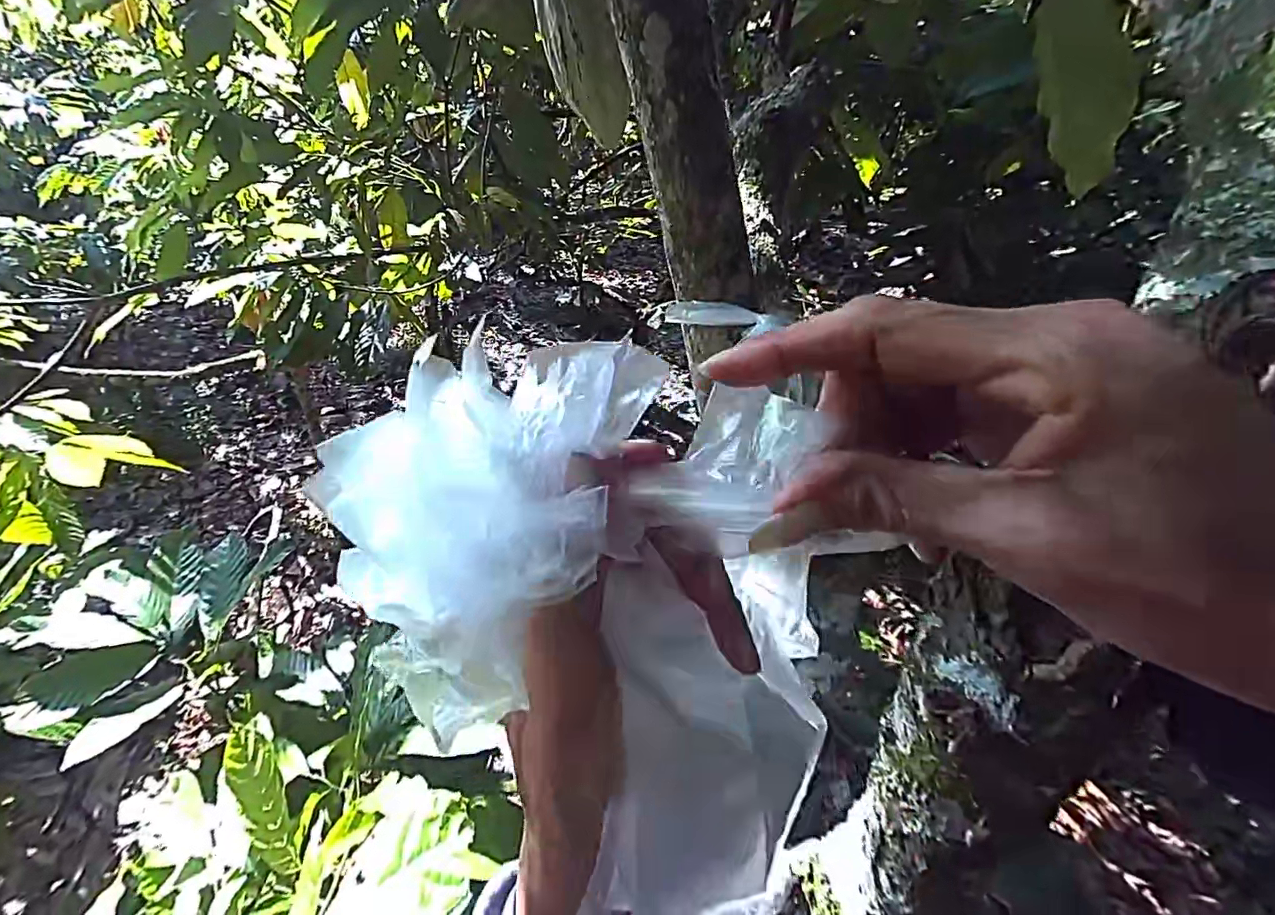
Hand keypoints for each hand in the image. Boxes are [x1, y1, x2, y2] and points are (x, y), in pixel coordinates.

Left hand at [504, 445, 761, 913]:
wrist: (580, 815)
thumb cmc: (558, 737)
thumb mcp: (560, 647)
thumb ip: (566, 559)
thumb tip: (579, 459)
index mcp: (537, 565)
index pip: (577, 488)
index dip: (619, 469)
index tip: (661, 463)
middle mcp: (570, 565)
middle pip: (637, 522)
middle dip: (688, 557)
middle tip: (722, 612)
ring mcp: (604, 588)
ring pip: (666, 553)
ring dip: (708, 590)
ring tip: (738, 646)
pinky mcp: (632, 612)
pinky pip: (678, 586)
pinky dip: (710, 608)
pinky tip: (734, 644)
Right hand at [703, 296, 1274, 792]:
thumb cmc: (1201, 586)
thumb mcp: (1028, 540)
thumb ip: (896, 500)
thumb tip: (789, 495)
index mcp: (1050, 348)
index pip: (887, 329)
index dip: (794, 349)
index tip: (722, 372)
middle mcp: (1058, 334)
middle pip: (906, 355)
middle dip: (849, 421)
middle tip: (823, 494)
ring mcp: (1075, 365)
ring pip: (936, 385)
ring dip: (889, 442)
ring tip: (875, 512)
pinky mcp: (1086, 401)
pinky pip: (977, 411)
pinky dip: (933, 452)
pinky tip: (924, 504)